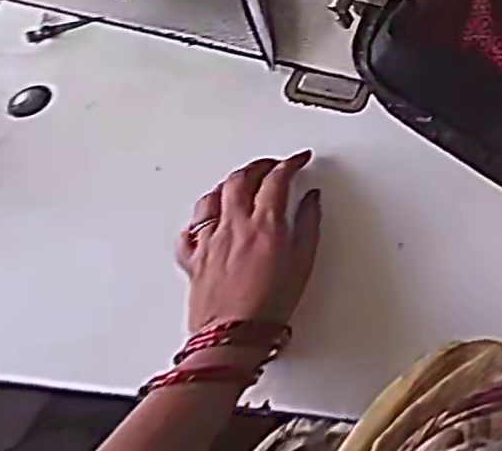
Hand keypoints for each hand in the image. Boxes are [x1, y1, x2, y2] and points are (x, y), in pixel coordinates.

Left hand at [175, 153, 321, 332]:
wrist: (232, 341)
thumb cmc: (269, 305)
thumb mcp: (304, 260)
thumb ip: (309, 223)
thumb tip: (311, 200)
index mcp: (265, 224)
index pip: (277, 177)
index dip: (291, 163)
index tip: (299, 160)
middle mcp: (235, 226)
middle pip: (241, 179)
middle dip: (259, 165)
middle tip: (272, 165)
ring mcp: (210, 242)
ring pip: (212, 198)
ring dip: (229, 184)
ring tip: (240, 182)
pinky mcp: (194, 261)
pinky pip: (190, 232)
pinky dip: (200, 219)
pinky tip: (208, 218)